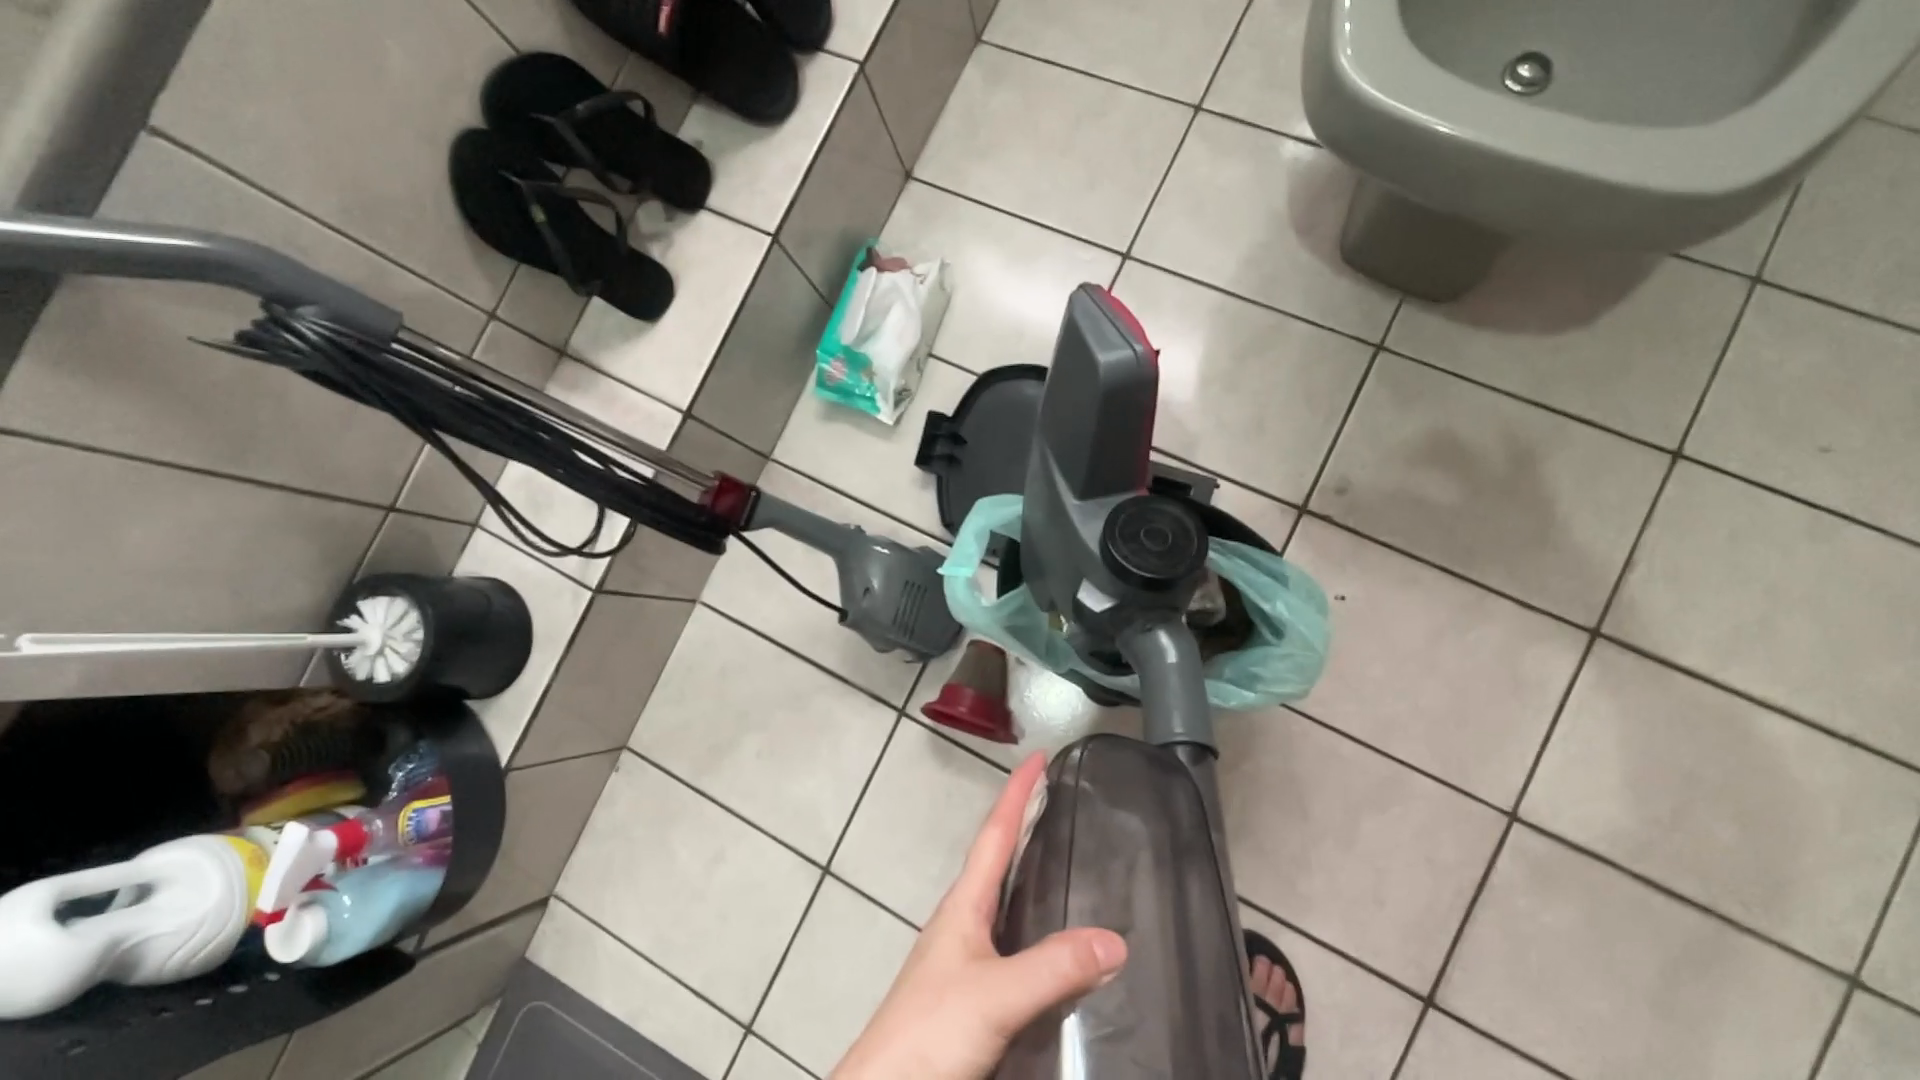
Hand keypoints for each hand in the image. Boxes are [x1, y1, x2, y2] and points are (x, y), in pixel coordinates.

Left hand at [832, 754, 1128, 1079]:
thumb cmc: (930, 1031)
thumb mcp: (996, 994)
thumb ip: (1053, 968)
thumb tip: (1117, 939)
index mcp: (962, 908)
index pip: (994, 836)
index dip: (1016, 796)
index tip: (1037, 758)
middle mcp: (961, 925)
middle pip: (995, 863)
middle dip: (1024, 827)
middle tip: (1059, 802)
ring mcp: (962, 961)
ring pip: (1002, 905)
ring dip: (1028, 877)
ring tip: (1064, 862)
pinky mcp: (968, 996)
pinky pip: (1010, 946)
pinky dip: (1035, 930)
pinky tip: (1056, 949)